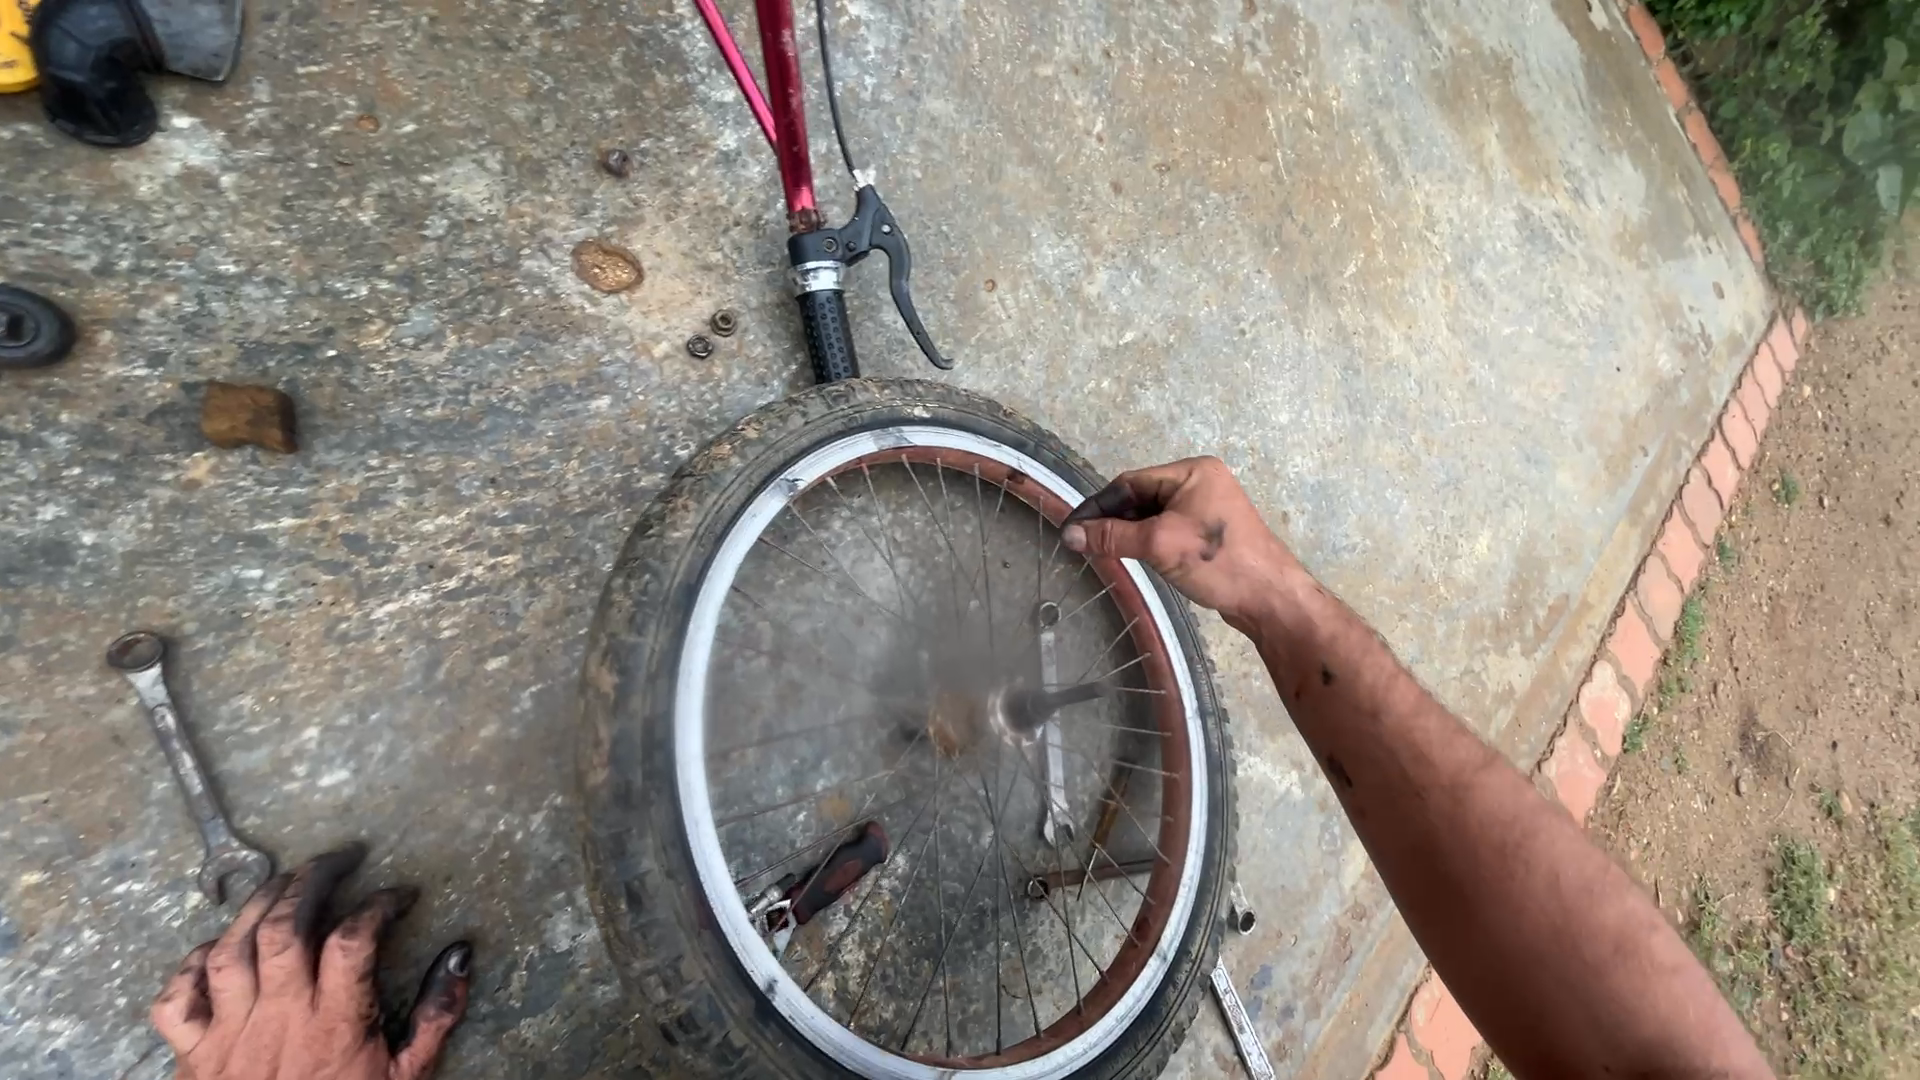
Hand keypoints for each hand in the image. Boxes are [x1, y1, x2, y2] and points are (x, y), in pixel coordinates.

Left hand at [150, 844, 472, 1079]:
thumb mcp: (407, 1076)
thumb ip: (437, 1016)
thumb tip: (462, 954)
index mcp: (332, 1021)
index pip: (354, 938)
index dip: (382, 903)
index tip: (403, 895)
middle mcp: (276, 1017)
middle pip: (284, 928)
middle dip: (314, 880)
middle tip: (343, 857)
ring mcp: (225, 1036)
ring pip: (230, 950)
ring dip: (259, 904)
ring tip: (289, 879)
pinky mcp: (189, 1057)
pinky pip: (175, 1000)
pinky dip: (193, 964)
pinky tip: (221, 944)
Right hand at [1062, 456, 1302, 632]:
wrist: (1270, 598)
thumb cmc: (1217, 562)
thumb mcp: (1158, 544)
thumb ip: (1111, 537)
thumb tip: (1069, 535)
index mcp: (1192, 471)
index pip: (1130, 482)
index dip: (1098, 505)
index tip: (1072, 528)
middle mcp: (1199, 482)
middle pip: (1140, 497)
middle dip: (1112, 520)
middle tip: (1083, 544)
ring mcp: (1206, 507)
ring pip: (1152, 514)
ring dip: (1127, 532)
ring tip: (1101, 552)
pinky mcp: (1208, 532)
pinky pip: (1167, 528)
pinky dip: (1146, 540)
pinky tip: (1131, 556)